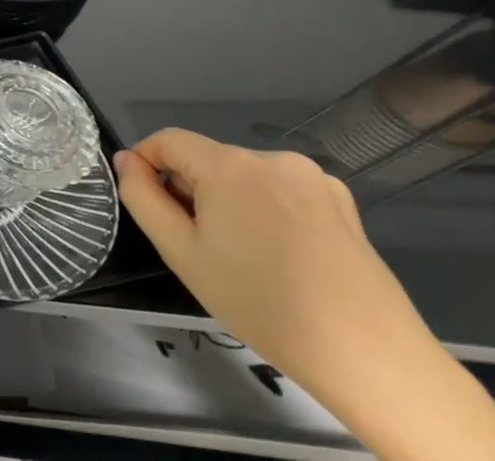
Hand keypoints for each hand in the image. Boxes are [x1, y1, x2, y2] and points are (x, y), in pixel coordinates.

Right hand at [113, 128, 415, 388]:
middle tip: (197, 244)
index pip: (167, 140)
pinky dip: (264, 211)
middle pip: (208, 159)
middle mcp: (276, 160)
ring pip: (244, 177)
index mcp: (232, 166)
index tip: (147, 204)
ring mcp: (316, 181)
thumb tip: (128, 161)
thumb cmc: (258, 300)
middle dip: (191, 189)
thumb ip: (142, 196)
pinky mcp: (343, 205)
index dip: (145, 164)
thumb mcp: (179, 250)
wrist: (366, 353)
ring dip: (227, 201)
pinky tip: (278, 255)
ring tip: (241, 254)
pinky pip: (280, 192)